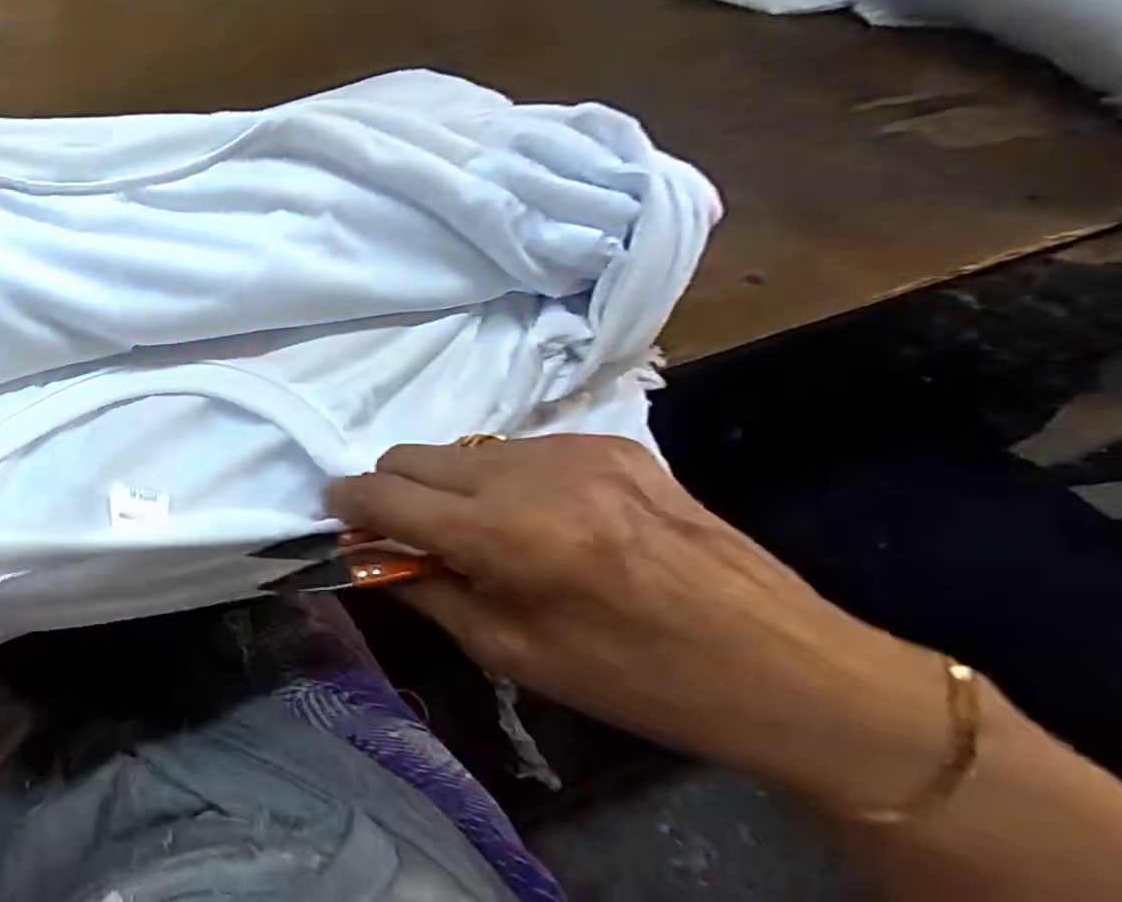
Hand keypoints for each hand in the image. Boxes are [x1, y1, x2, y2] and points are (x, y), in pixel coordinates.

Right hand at [327, 435, 949, 814]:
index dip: (348, 504)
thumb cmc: (633, 679)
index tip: (337, 515)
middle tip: (408, 532)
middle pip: (413, 454)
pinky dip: (504, 478)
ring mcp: (574, 447)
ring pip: (463, 448)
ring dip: (449, 484)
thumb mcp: (511, 652)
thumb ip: (427, 588)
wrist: (784, 666)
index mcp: (506, 535)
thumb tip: (373, 554)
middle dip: (393, 489)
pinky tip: (543, 518)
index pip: (386, 495)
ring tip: (484, 531)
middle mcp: (532, 472)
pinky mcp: (610, 441)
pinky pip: (519, 449)